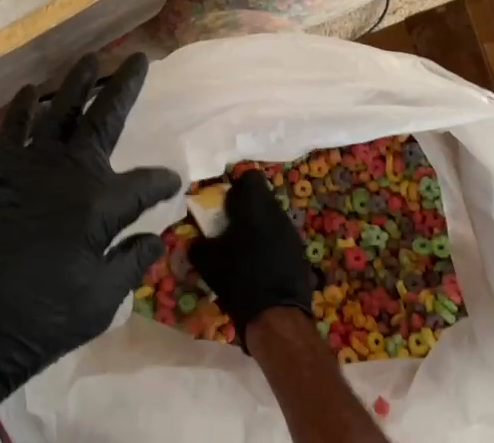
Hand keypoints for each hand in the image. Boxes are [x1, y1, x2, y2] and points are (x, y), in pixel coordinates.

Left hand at [0, 54, 180, 427]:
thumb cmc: (44, 320)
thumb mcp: (103, 300)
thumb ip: (132, 261)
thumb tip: (155, 237)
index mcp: (101, 204)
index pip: (145, 183)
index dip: (162, 182)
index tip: (173, 183)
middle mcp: (70, 172)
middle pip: (105, 119)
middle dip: (124, 87)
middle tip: (139, 59)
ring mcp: (32, 167)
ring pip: (61, 111)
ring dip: (77, 82)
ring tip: (91, 57)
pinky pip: (13, 129)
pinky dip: (22, 107)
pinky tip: (31, 89)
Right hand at [189, 169, 314, 346]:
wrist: (276, 316)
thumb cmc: (238, 279)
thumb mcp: (208, 262)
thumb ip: (198, 245)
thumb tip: (193, 242)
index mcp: (254, 206)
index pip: (250, 177)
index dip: (236, 187)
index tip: (225, 204)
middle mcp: (276, 213)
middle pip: (262, 198)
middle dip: (247, 208)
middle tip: (230, 227)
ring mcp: (292, 233)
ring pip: (273, 218)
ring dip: (259, 227)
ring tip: (245, 248)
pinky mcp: (300, 253)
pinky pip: (282, 238)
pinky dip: (271, 245)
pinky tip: (261, 265)